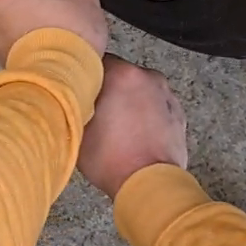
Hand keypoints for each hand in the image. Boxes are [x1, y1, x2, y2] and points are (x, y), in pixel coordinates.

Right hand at [78, 55, 188, 199]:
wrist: (149, 184)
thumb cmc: (112, 159)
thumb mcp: (77, 130)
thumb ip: (73, 104)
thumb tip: (68, 96)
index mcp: (121, 74)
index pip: (96, 61)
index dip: (84, 76)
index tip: (77, 89)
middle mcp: (147, 77)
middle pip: (120, 75)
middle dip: (107, 89)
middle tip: (93, 112)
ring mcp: (166, 95)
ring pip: (138, 91)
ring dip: (127, 102)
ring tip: (115, 127)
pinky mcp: (177, 114)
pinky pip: (154, 107)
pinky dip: (144, 115)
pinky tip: (132, 135)